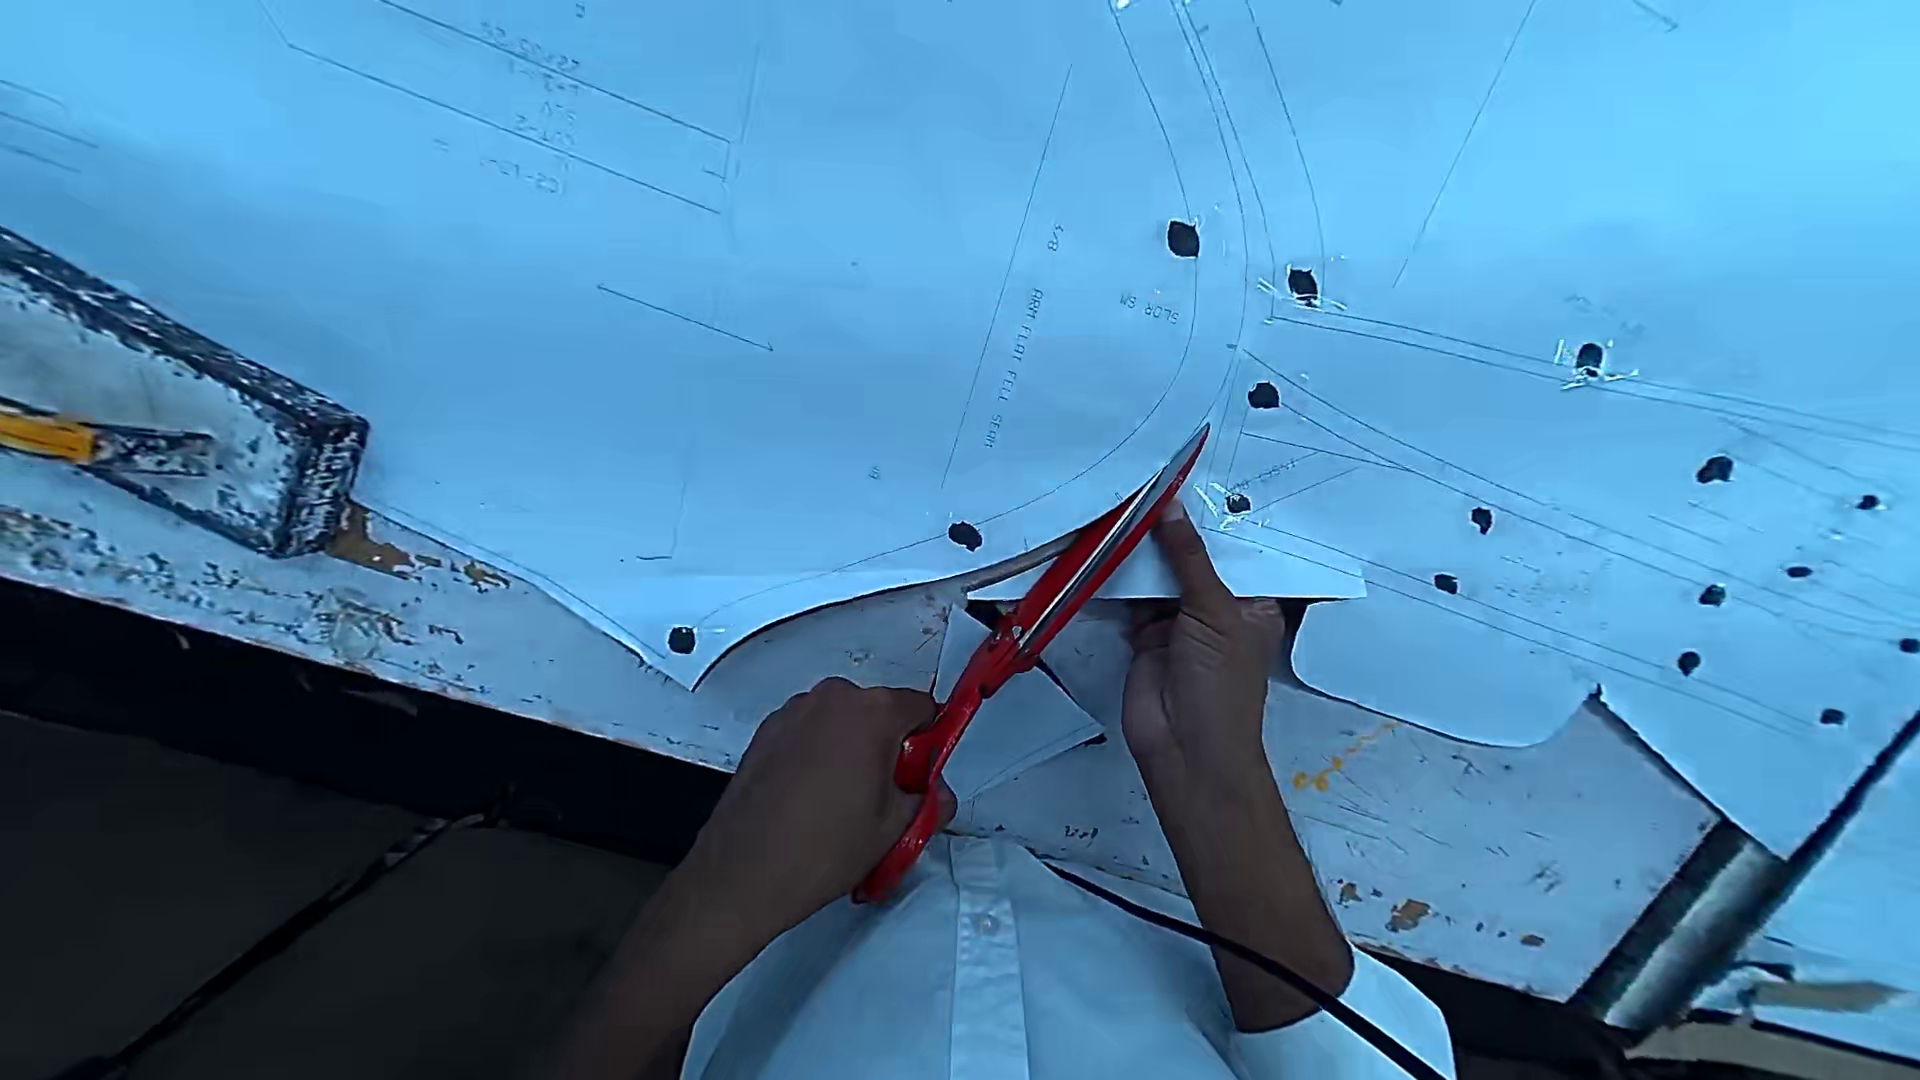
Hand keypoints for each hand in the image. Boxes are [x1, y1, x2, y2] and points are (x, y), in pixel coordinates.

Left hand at [676, 677, 946, 938]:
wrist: (741, 874)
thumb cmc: (824, 848)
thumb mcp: (896, 829)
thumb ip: (931, 800)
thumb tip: (939, 792)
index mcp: (874, 712)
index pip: (922, 707)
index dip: (927, 741)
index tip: (917, 774)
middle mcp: (835, 696)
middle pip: (881, 711)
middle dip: (888, 745)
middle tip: (880, 794)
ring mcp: (796, 709)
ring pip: (843, 719)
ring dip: (851, 746)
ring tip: (838, 799)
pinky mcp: (768, 727)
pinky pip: (810, 728)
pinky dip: (817, 749)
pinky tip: (807, 795)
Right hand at [1119, 501, 1351, 1030]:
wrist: (1182, 747)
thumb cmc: (1219, 683)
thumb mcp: (1213, 613)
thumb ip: (1188, 560)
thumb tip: (1170, 507)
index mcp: (1250, 602)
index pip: (1235, 549)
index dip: (1215, 516)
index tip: (1195, 475)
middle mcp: (1215, 606)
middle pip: (1192, 558)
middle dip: (1173, 527)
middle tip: (1151, 477)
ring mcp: (1177, 620)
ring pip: (1159, 574)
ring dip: (1142, 548)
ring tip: (1125, 500)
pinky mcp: (1143, 633)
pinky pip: (1132, 595)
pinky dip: (1119, 575)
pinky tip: (1105, 542)